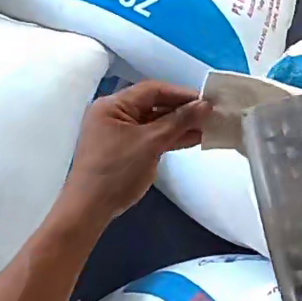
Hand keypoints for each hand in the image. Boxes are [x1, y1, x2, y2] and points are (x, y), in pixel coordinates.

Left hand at [55, 80, 210, 227]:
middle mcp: (114, 115)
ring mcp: (119, 134)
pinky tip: (193, 139)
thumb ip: (179, 121)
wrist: (89, 210)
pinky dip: (170, 138)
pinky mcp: (125, 150)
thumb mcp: (150, 143)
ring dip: (179, 126)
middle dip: (183, 111)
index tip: (207, 100)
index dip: (181, 93)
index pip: (152, 90)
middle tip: (212, 114)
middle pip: (154, 105)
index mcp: (112, 105)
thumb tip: (205, 105)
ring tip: (208, 127)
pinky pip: (151, 138)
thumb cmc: (116, 172)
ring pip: (155, 123)